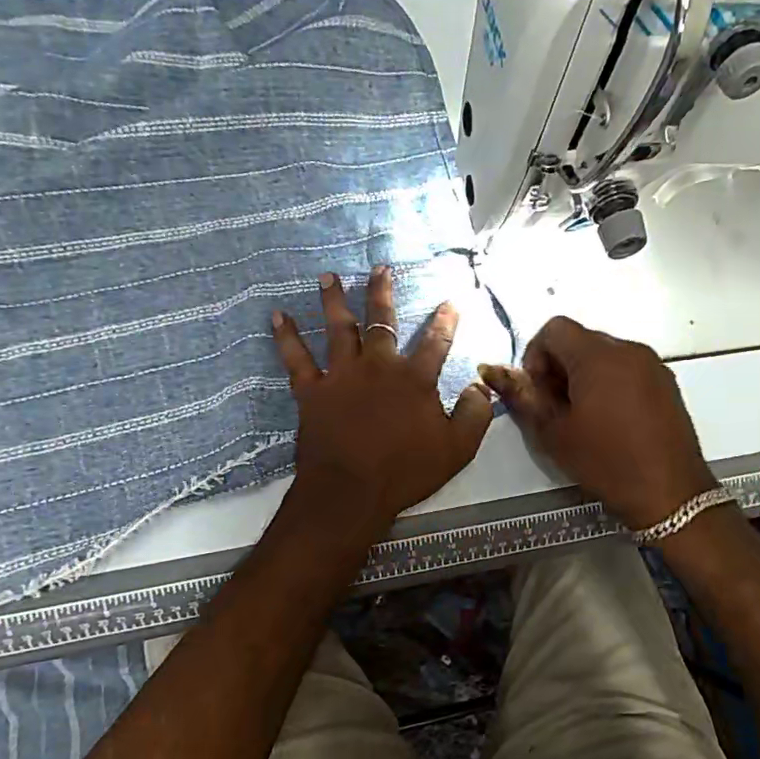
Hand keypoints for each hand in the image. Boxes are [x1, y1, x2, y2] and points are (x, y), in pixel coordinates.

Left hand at [272, 267, 492, 527]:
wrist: (350, 491)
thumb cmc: (405, 472)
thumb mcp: (457, 450)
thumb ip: (475, 415)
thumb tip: (482, 386)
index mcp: (414, 379)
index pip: (435, 343)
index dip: (446, 321)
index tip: (450, 302)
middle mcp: (377, 367)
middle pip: (381, 321)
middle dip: (382, 292)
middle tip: (380, 267)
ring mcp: (341, 374)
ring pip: (337, 328)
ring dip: (333, 299)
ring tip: (328, 276)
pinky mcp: (311, 389)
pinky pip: (295, 357)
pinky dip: (286, 336)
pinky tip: (277, 316)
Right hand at [478, 317, 717, 530]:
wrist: (670, 495)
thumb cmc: (605, 462)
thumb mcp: (552, 432)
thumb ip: (521, 395)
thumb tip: (493, 371)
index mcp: (597, 356)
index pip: (554, 329)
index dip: (535, 355)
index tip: (537, 391)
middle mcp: (628, 350)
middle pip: (579, 339)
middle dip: (558, 366)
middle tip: (555, 407)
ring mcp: (652, 365)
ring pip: (602, 353)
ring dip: (582, 374)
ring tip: (581, 416)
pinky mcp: (666, 382)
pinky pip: (626, 367)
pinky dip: (608, 382)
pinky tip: (609, 419)